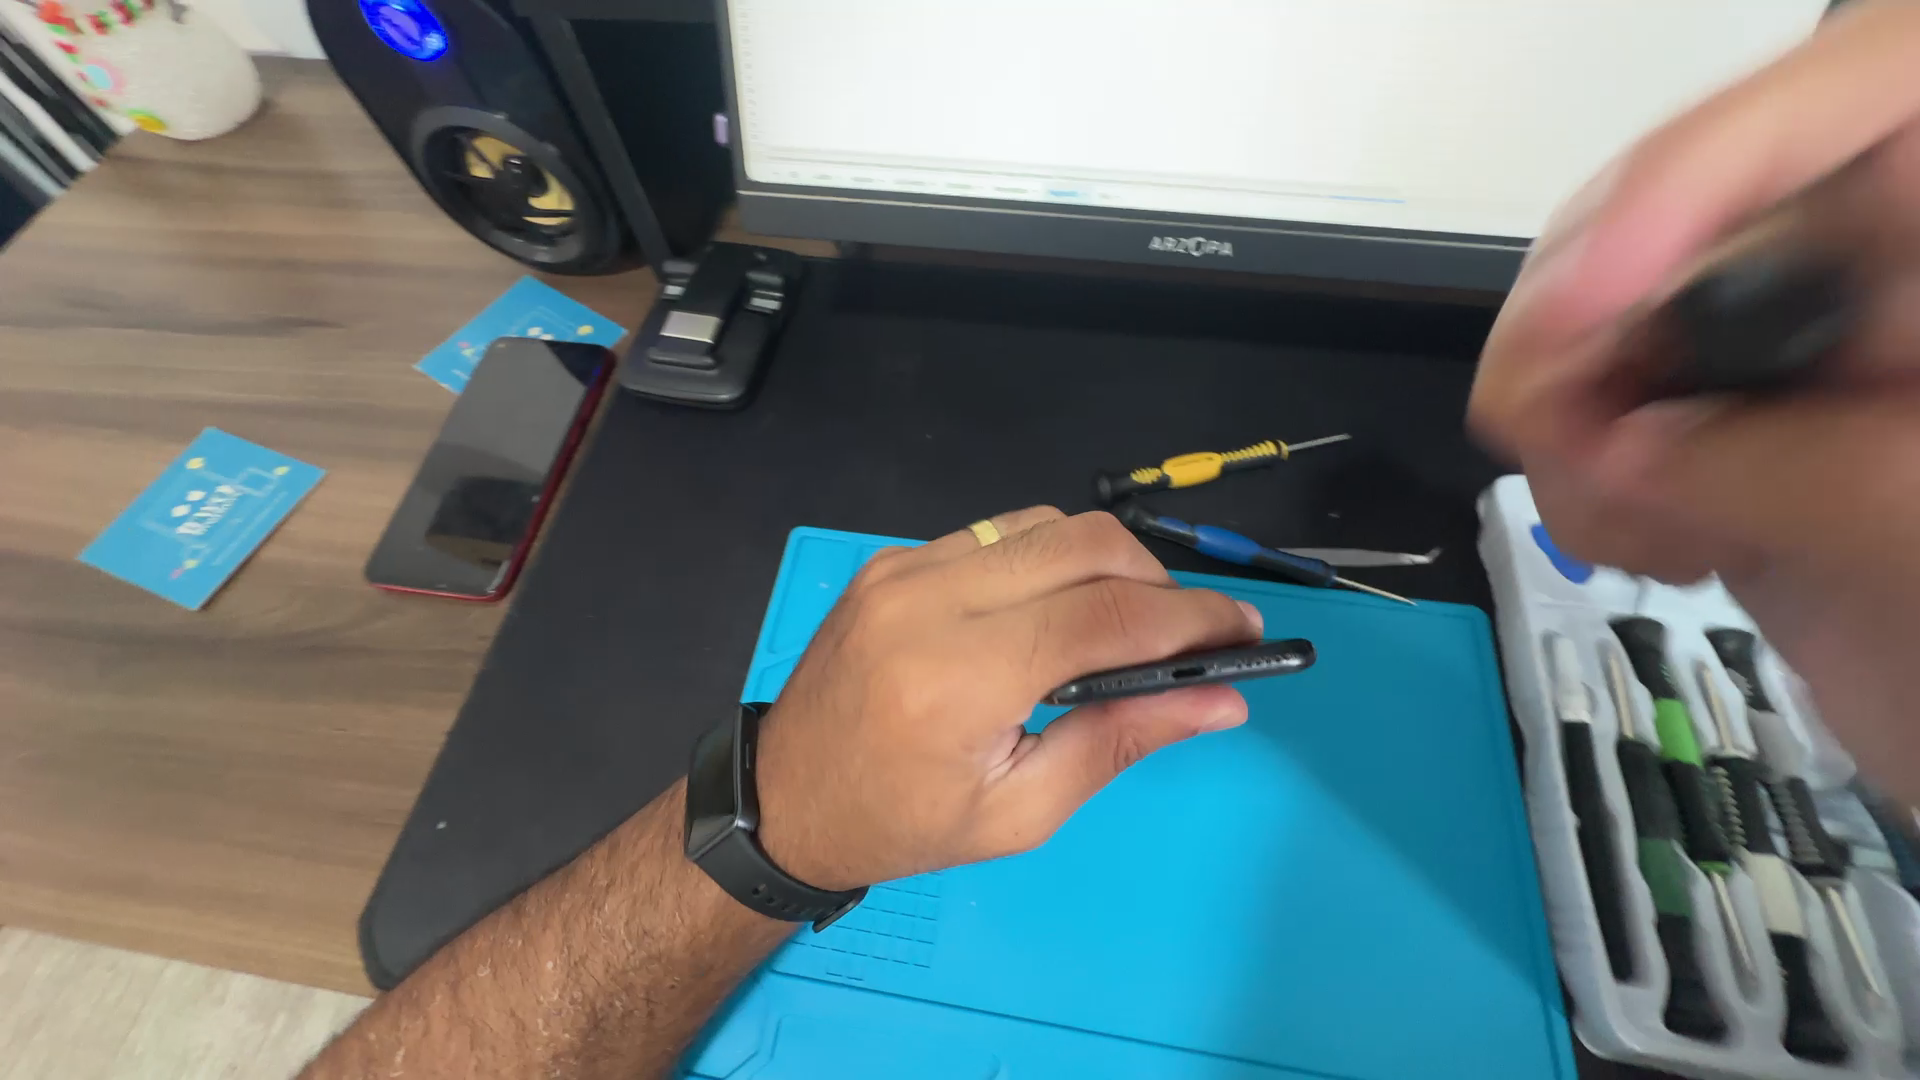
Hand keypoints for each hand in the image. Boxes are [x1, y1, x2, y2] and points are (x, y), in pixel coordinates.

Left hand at [751, 506, 1262, 891]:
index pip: (1105, 616)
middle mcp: (930, 596)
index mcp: (960, 675)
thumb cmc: (901, 823)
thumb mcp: (1019, 811)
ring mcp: (906, 566)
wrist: (786, 794)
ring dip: (1106, 563)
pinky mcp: (894, 558)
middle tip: (1185, 632)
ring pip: (1045, 524)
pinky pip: (999, 536)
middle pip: (1083, 542)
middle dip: (1157, 579)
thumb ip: (1120, 742)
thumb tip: (1218, 700)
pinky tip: (1055, 608)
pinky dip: (1050, 560)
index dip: (1191, 618)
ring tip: (1126, 622)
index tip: (1244, 631)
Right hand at [1469, 1, 1919, 800]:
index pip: (1866, 93)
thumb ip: (1832, 472)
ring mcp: (1785, 359)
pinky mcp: (1710, 436)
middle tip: (1555, 438)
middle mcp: (1881, 275)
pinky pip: (1581, 425)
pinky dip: (1575, 489)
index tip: (1585, 301)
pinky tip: (1651, 547)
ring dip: (1565, 438)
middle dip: (1580, 339)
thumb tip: (1632, 443)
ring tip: (1643, 535)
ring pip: (1593, 335)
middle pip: (1672, 224)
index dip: (1698, 169)